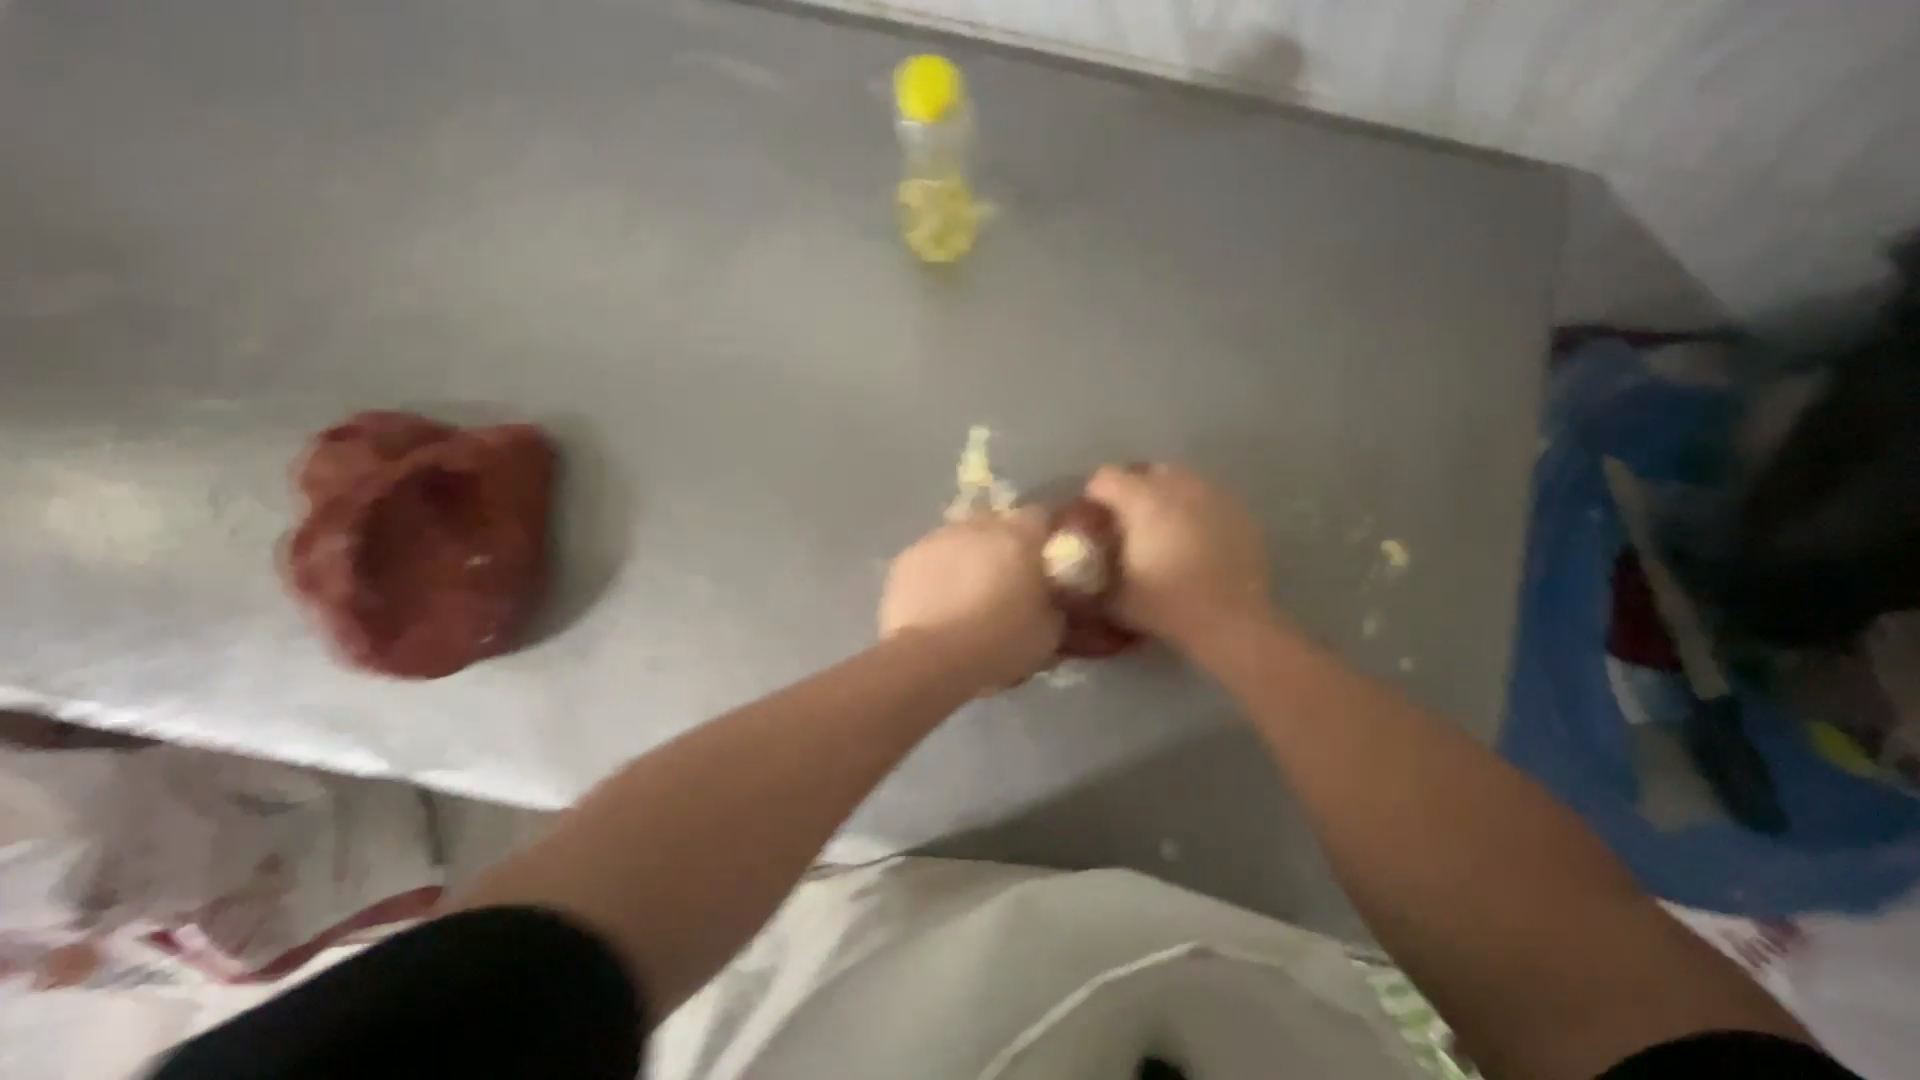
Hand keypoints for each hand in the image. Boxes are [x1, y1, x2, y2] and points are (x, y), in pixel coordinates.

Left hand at [879, 508, 1062, 690]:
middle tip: (1008, 580)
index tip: (1047, 563)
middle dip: (1004, 545)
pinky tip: (938, 603)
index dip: (1045, 538)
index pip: (1041, 516)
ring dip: (968, 557)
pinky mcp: (905, 560)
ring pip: (960, 539)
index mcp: (1018, 535)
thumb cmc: (999, 643)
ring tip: (967, 594)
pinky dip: (937, 573)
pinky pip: (931, 559)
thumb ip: (1054, 606)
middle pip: (996, 523)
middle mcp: (976, 526)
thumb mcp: (1049, 633)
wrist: (931, 660)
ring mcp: (936, 538)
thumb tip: (1051, 601)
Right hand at [1085, 463, 1272, 648]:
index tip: (1094, 521)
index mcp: (1143, 501)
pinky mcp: (1240, 511)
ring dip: (1166, 496)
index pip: (1105, 478)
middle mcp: (1178, 487)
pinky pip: (1208, 497)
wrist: (1232, 623)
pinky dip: (1195, 509)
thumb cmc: (1168, 607)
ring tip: (1163, 528)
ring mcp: (1214, 495)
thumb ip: (1094, 572)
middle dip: (1132, 491)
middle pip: (1145, 471)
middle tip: (1128, 523)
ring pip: (1180, 480)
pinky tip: (1195, 538)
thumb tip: (1083, 564)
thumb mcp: (1114, 596)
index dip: (1094, 497)